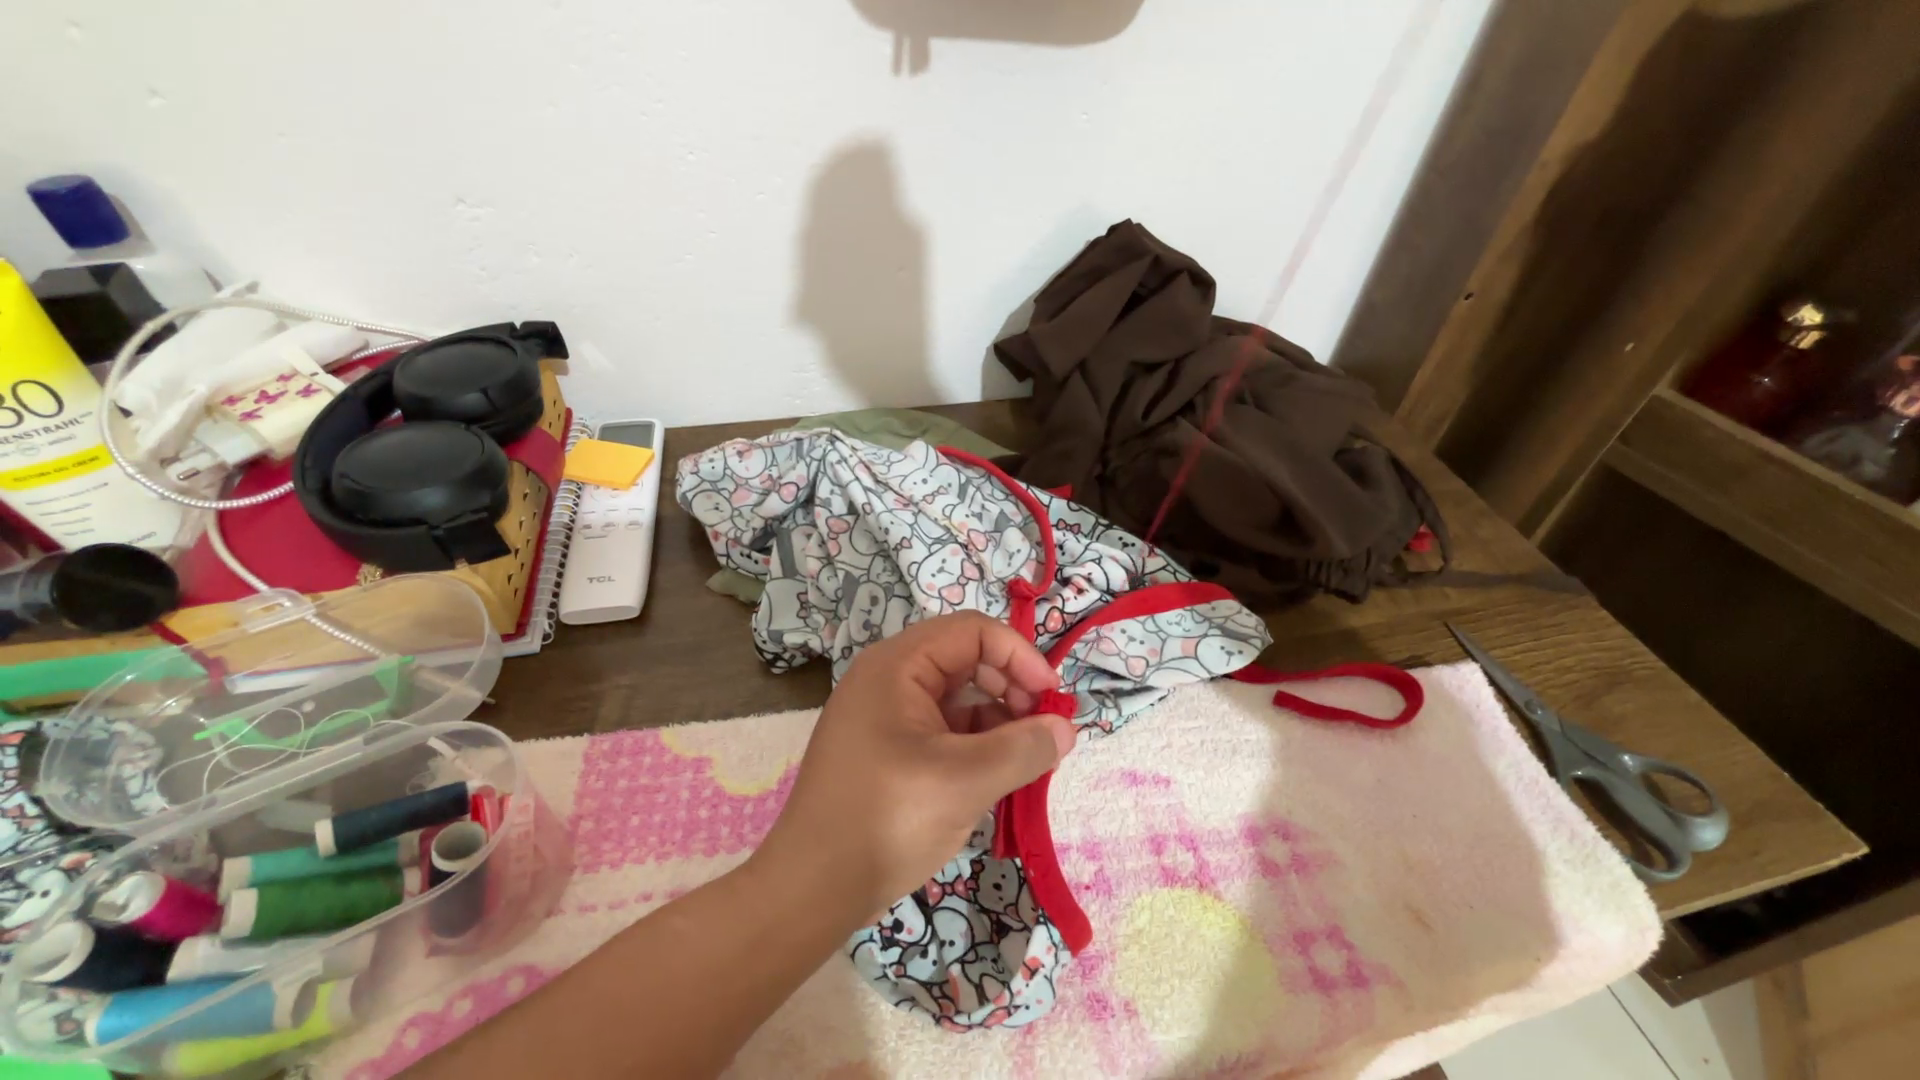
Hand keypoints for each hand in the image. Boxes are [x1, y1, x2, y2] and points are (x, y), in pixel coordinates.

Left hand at [751, 612, 1075, 921]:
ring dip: (999, 722)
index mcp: (897, 666)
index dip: (1020, 656)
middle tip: (1044, 733)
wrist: (812, 888)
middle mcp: (888, 680)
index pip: (973, 632)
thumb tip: (1065, 729)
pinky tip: (999, 777)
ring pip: (957, 699)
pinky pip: (942, 731)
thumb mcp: (966, 780)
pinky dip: (976, 746)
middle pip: (966, 661)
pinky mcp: (887, 752)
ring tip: (1028, 762)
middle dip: (1012, 689)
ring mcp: (885, 717)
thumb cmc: (888, 818)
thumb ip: (1025, 748)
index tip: (1052, 701)